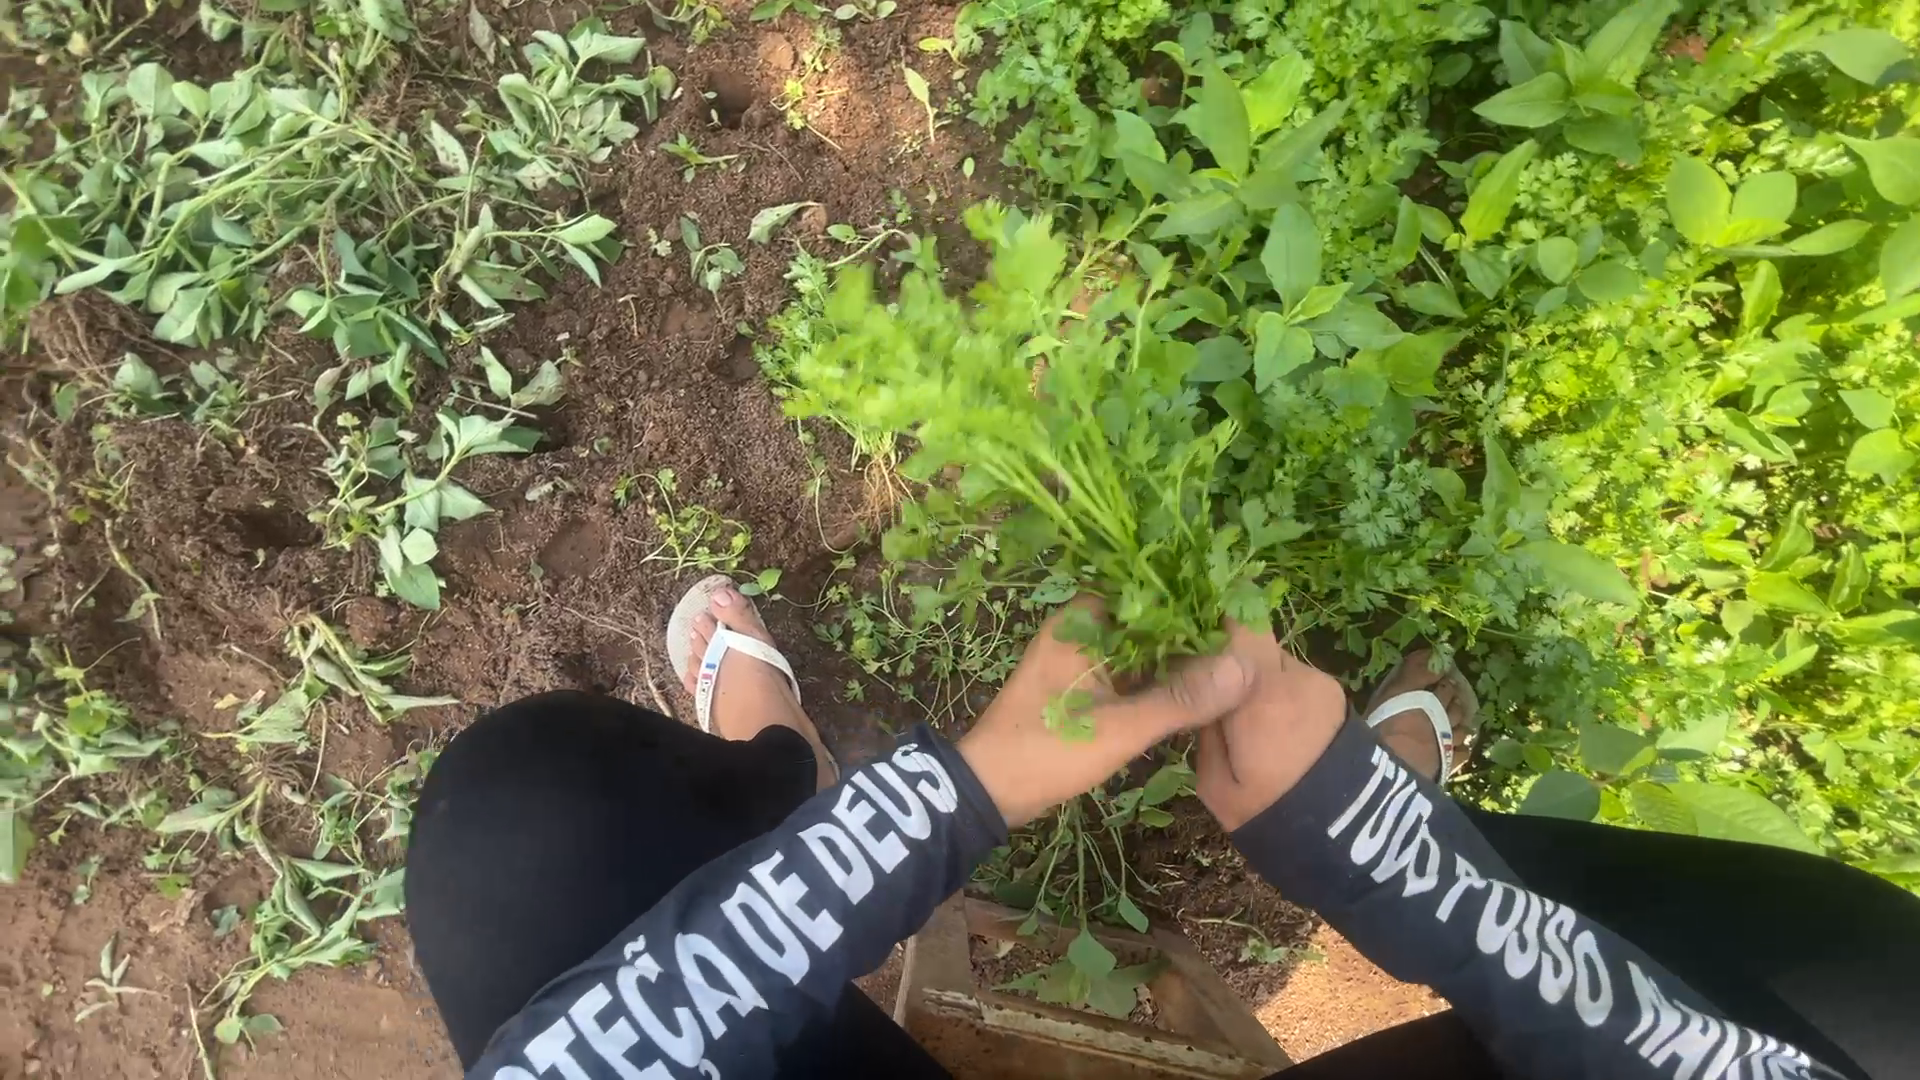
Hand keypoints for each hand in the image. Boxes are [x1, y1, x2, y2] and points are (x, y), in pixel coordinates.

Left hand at [958, 602, 1253, 828]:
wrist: (989, 790)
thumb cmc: (1048, 749)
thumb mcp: (1120, 727)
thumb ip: (1181, 699)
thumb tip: (1242, 667)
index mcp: (1079, 622)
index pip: (1140, 588)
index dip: (1185, 595)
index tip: (1229, 605)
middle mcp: (1076, 631)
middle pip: (1140, 618)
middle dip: (1183, 628)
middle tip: (1237, 638)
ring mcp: (1075, 660)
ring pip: (1132, 647)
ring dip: (1169, 656)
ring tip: (1224, 660)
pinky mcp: (1077, 688)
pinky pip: (1122, 671)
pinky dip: (1150, 678)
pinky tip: (1187, 691)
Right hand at [1193, 623, 1347, 830]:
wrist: (1354, 845)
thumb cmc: (1268, 813)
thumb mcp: (1212, 778)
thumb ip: (1203, 721)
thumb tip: (1196, 687)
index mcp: (1260, 689)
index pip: (1236, 622)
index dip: (1211, 624)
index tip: (1186, 643)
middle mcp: (1295, 674)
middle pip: (1251, 641)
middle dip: (1228, 660)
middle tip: (1206, 691)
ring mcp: (1322, 683)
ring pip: (1273, 662)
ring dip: (1254, 680)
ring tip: (1244, 720)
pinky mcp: (1337, 697)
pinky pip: (1294, 681)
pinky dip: (1278, 695)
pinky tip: (1272, 729)